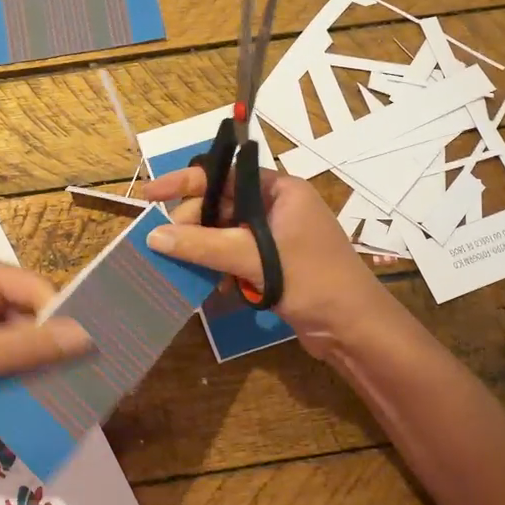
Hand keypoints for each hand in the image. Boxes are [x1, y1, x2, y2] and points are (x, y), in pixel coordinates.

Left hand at [0, 252, 92, 431]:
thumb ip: (28, 347)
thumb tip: (86, 336)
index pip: (40, 290)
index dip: (61, 324)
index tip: (83, 362)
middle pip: (31, 305)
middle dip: (45, 340)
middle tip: (69, 380)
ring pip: (18, 323)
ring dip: (28, 353)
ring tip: (50, 387)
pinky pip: (0, 334)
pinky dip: (10, 358)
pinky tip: (20, 385)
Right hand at [140, 166, 403, 353]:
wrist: (355, 330)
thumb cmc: (312, 281)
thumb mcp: (253, 258)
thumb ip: (202, 245)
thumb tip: (154, 235)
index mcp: (281, 190)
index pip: (224, 174)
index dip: (185, 182)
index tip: (150, 195)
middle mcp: (278, 207)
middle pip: (221, 205)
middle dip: (194, 224)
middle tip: (169, 245)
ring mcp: (278, 237)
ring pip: (226, 234)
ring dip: (206, 250)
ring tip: (186, 268)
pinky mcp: (276, 265)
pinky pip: (237, 256)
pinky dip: (222, 268)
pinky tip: (214, 287)